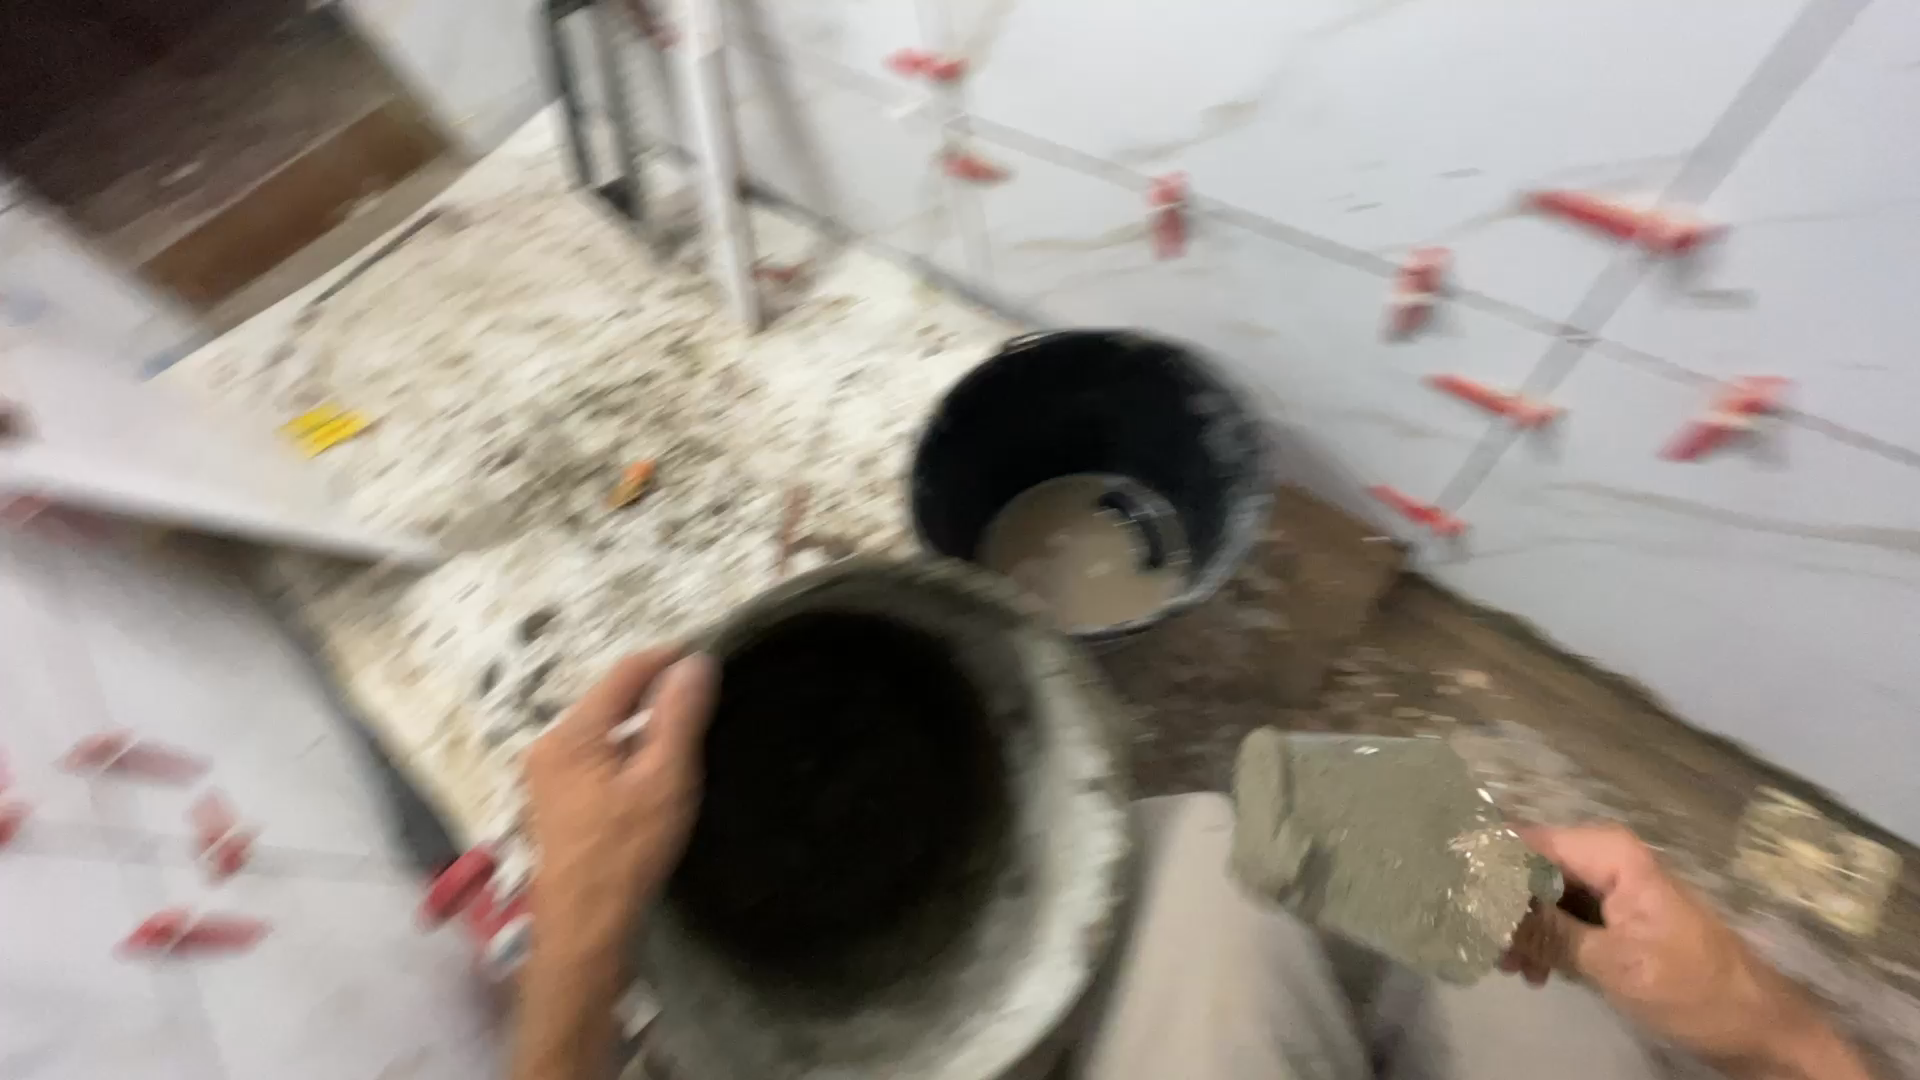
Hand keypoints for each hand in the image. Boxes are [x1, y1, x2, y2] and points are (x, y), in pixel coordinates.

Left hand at [513, 648, 715, 1079]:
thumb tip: (695, 662)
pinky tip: (654, 767)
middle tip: (705, 699)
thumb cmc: (627, 850)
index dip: (668, 659)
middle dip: (657, 691)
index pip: (626, 673)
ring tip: (687, 731)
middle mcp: (550, 744)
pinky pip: (598, 751)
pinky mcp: (556, 798)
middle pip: (612, 697)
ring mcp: (547, 773)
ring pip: (606, 725)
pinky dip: (629, 746)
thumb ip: (679, 715)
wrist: (585, 930)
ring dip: (644, 720)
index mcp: (572, 734)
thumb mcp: (665, 777)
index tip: (709, 658)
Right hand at [1504, 825, 1868, 1079]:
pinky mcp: (1611, 911)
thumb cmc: (1697, 991)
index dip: (1482, 863)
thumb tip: (1476, 902)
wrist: (1772, 1039)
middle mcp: (1601, 855)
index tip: (1450, 891)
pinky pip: (1559, 912)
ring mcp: (1608, 883)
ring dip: (1518, 929)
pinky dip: (1542, 939)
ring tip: (1507, 966)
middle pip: (1525, 866)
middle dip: (1500, 906)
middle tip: (1479, 942)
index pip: (1519, 839)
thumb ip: (1542, 928)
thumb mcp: (1615, 963)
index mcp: (1605, 850)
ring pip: (1537, 892)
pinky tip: (1532, 969)